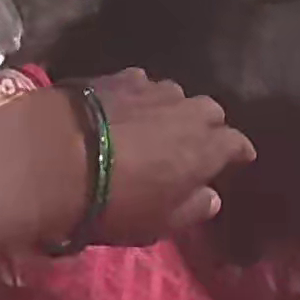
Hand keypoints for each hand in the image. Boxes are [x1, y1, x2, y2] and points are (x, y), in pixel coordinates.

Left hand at [71, 69, 255, 245]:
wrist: (58, 155)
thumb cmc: (115, 201)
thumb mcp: (157, 223)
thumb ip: (191, 209)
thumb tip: (211, 196)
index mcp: (205, 147)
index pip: (235, 143)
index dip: (239, 150)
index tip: (241, 157)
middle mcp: (188, 110)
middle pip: (210, 112)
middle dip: (208, 125)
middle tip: (196, 143)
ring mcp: (155, 88)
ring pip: (177, 95)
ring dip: (174, 109)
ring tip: (159, 124)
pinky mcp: (122, 76)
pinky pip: (144, 85)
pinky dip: (142, 97)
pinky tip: (129, 108)